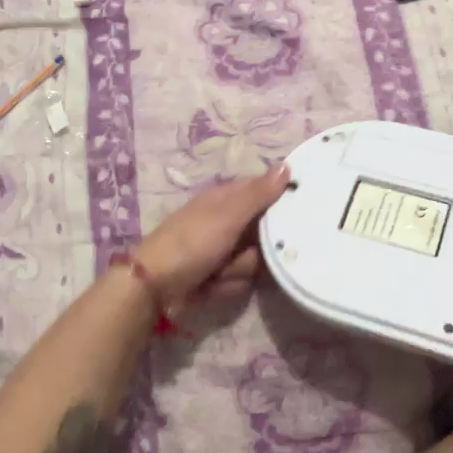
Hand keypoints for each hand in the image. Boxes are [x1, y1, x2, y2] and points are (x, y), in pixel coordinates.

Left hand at [131, 163, 288, 310]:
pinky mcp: (219, 277)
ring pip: (255, 259)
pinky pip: (241, 280)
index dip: (280, 200)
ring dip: (240, 268)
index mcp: (227, 199)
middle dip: (259, 246)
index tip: (299, 210)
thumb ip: (259, 194)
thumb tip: (287, 165)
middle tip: (250, 248)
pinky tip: (213, 285)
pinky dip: (228, 285)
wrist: (154, 288)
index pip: (265, 191)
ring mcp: (222, 251)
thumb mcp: (227, 215)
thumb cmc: (191, 243)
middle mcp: (227, 222)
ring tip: (221, 271)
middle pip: (265, 231)